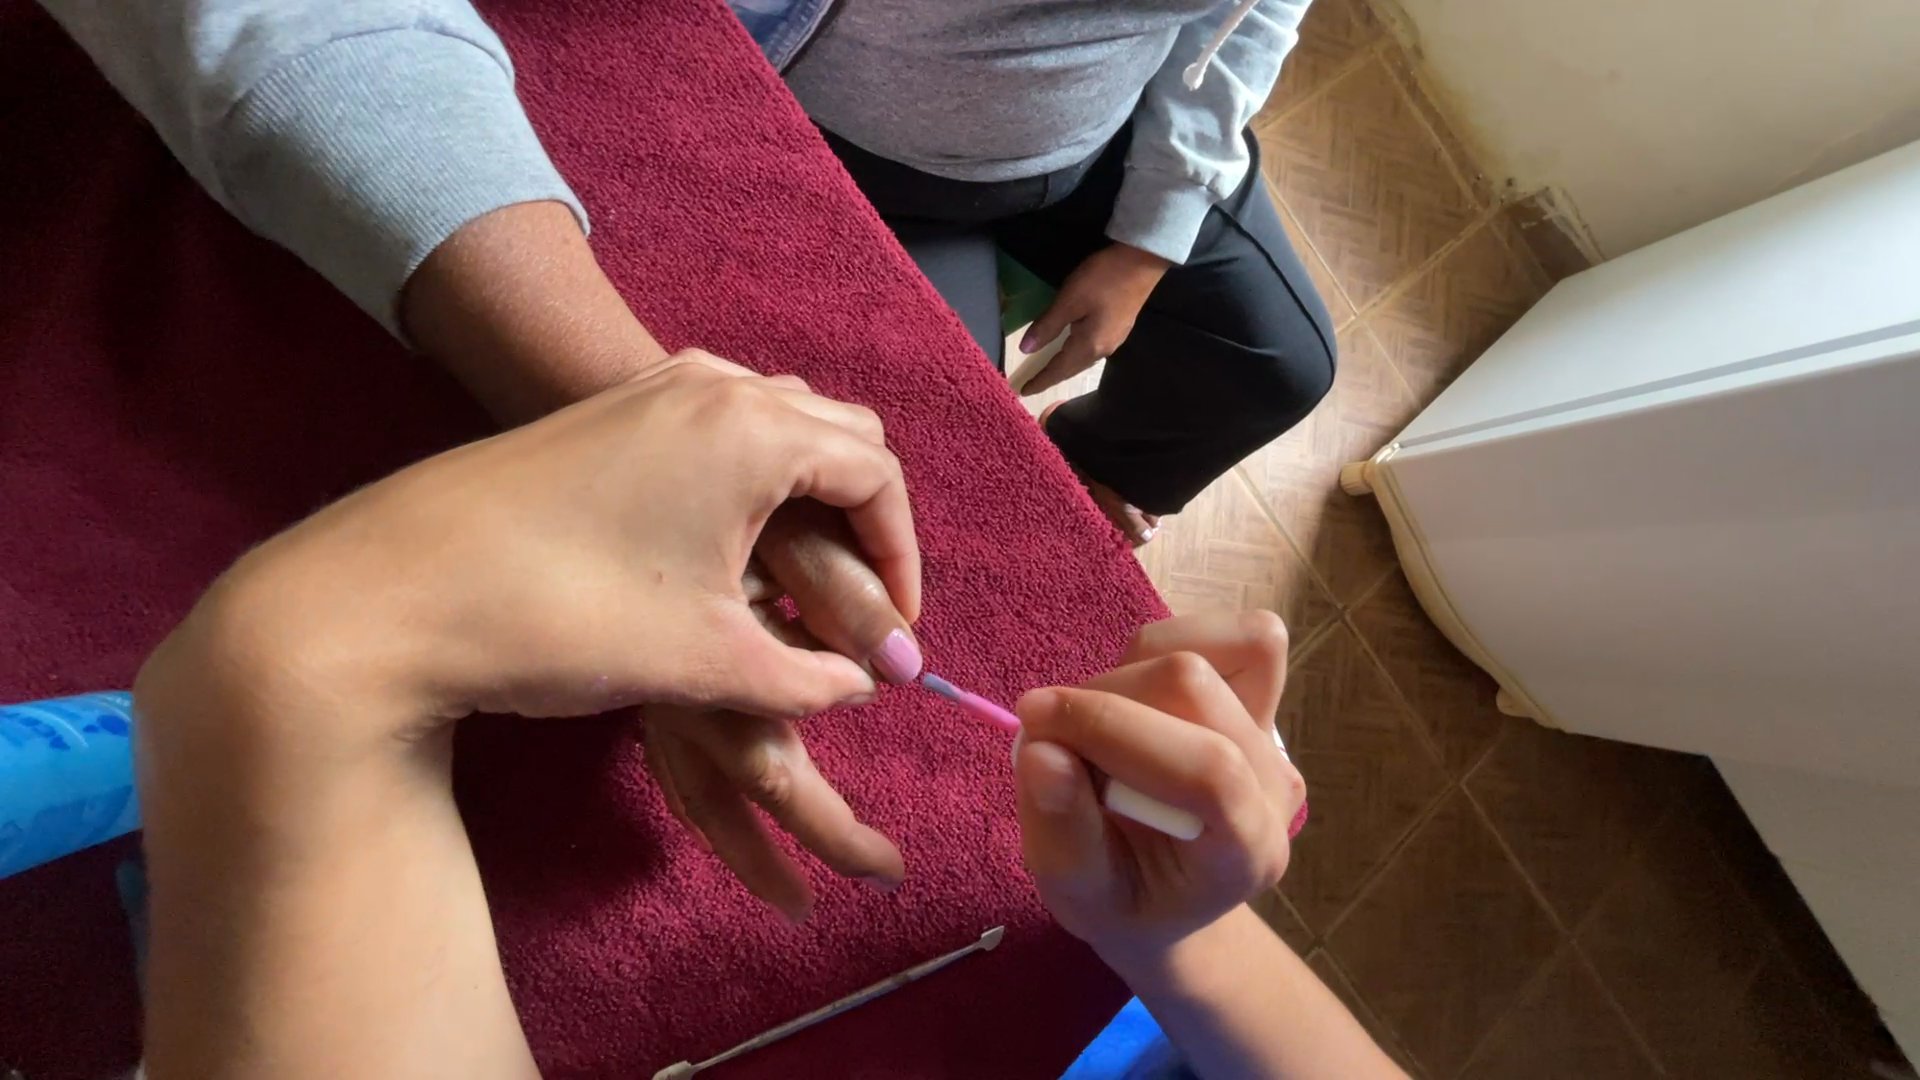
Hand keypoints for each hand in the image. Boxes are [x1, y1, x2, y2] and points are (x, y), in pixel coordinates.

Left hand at [208, 350, 919, 727]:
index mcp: (756, 431)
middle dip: (870, 518)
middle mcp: (719, 384)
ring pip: (787, 423)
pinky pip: (728, 422)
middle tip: (865, 596)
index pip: (879, 478)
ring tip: (806, 571)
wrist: (381, 596)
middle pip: (845, 437)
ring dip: (817, 493)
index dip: (904, 556)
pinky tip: (737, 535)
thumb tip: (867, 685)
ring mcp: (662, 386)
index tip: (901, 625)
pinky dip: (762, 474)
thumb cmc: (567, 619)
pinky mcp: (619, 406)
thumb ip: (813, 678)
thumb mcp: (713, 662)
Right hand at [641, 501, 916, 920]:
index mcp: (719, 677)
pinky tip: (743, 832)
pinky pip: (682, 770)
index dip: (836, 833)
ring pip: (703, 798)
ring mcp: (660, 698)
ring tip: (796, 903)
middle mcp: (682, 702)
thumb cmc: (714, 487)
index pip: (782, 782)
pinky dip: (715, 811)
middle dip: (809, 850)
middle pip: (747, 802)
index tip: (891, 867)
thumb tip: (902, 673)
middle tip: (871, 894)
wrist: (623, 465)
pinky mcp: (652, 684)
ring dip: (751, 852)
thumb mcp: (790, 537)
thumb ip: (847, 600)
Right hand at [1013, 611, 1303, 966]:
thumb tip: (1042, 751)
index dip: (1112, 727)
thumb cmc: (1119, 897)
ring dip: (1127, 669)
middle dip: (1102, 698)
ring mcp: (1273, 734)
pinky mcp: (1262, 696)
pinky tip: (1137, 694)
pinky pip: (1234, 635)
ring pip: (1206, 649)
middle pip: (1192, 685)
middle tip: (1059, 739)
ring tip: (1101, 723)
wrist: (1164, 890)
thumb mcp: (1074, 892)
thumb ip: (1060, 830)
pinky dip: (1164, 646)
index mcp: (1245, 849)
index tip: (1032, 719)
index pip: (1207, 768)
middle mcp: (1275, 783)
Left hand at [1018, 243, 1169, 395]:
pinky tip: (1071, 352)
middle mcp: (1102, 350)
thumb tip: (1025, 349)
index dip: (1040, 381)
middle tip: (1032, 385)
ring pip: (1082, 362)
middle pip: (1071, 370)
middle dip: (1051, 378)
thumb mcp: (1069, 300)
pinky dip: (1075, 357)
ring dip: (1064, 369)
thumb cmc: (1103, 278)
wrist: (1144, 260)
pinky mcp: (1119, 329)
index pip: (1058, 370)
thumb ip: (1047, 326)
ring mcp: (1114, 340)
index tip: (1023, 391)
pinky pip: (1091, 352)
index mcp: (1088, 346)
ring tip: (1049, 372)